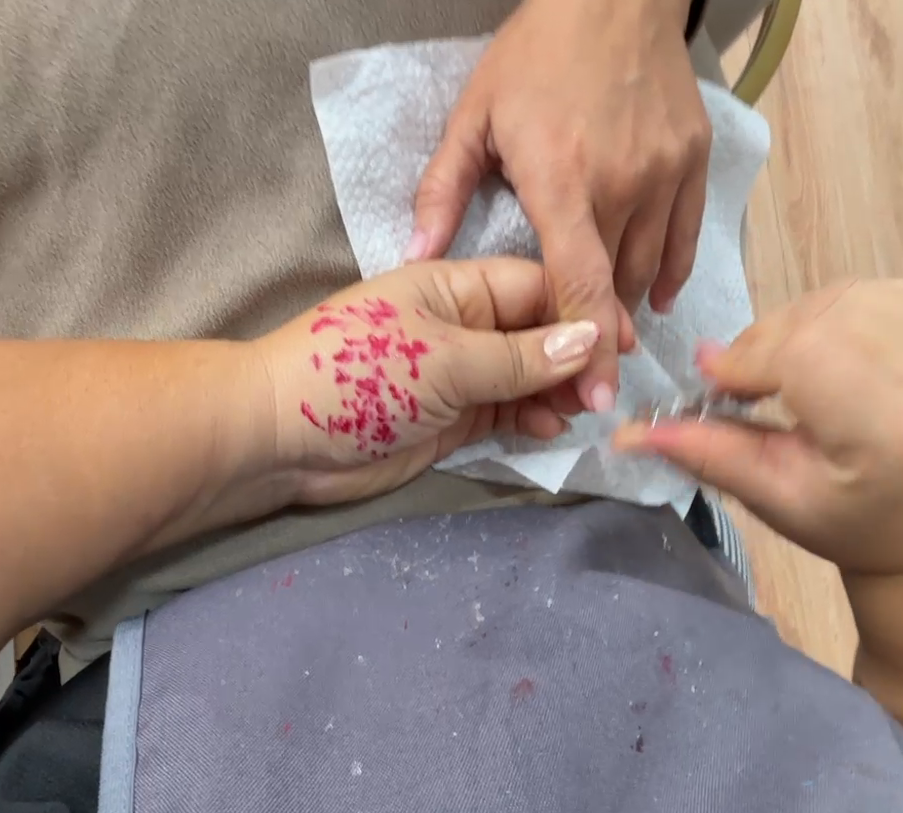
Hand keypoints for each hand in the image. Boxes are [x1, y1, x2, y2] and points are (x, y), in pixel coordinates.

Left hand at [258, 258, 599, 505]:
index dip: (581, 314)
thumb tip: (587, 340)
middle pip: (535, 333)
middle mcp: (462, 324)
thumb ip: (515, 356)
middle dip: (572, 359)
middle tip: (606, 392)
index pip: (536, 287)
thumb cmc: (356, 377)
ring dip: (554, 392)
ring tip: (579, 413)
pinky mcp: (450, 417)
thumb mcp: (442, 359)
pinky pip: (503, 411)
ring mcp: (457, 373)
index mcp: (454, 285)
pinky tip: (549, 428)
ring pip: (524, 376)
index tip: (621, 347)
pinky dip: (529, 418)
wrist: (282, 437)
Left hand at [410, 0, 708, 415]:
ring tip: (605, 336)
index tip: (594, 398)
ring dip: (624, 310)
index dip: (585, 347)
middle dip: (599, 340)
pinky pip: (684, 238)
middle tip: (583, 375)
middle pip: (614, 290)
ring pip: (647, 270)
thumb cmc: (534, 56)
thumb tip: (417, 256)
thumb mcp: (473, 117)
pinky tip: (651, 299)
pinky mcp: (694, 161)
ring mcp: (665, 173)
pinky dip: (667, 274)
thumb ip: (443, 192)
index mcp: (562, 182)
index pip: (577, 284)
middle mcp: (622, 185)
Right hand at [614, 280, 902, 576]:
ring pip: (844, 296)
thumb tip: (627, 431)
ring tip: (785, 372)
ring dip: (797, 326)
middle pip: (822, 319)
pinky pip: (877, 290)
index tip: (717, 387)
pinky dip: (835, 315)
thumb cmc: (849, 522)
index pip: (807, 355)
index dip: (749, 361)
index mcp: (899, 434)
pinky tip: (829, 354)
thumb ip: (706, 454)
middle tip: (744, 384)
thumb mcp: (771, 497)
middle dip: (766, 344)